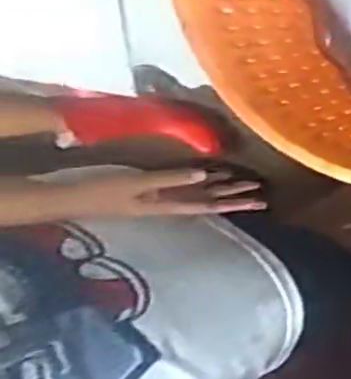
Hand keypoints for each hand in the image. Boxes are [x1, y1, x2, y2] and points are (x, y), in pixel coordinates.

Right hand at [39, 169, 265, 220]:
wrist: (60, 197)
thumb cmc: (98, 191)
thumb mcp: (136, 183)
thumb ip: (171, 178)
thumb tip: (207, 174)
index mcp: (168, 205)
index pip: (210, 206)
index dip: (235, 203)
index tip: (260, 202)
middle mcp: (168, 203)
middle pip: (210, 199)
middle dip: (235, 194)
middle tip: (261, 189)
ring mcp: (158, 196)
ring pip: (199, 192)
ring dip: (222, 186)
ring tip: (246, 181)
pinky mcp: (149, 189)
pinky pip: (183, 185)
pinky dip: (201, 179)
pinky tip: (212, 172)